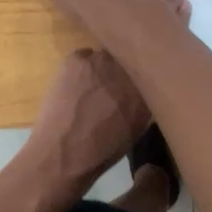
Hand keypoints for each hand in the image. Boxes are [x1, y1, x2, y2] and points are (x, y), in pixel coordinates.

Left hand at [25, 49, 150, 200]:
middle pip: (127, 60)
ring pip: (104, 57)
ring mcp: (102, 60)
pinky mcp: (76, 59)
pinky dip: (82, 68)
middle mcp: (128, 67)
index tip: (134, 84)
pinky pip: (83, 57)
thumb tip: (143, 88)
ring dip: (101, 68)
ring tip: (92, 88)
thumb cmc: (103, 151)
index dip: (140, 76)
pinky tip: (75, 86)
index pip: (148, 70)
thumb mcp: (137, 128)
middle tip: (112, 86)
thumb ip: (145, 102)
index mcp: (147, 86)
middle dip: (121, 71)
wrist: (63, 154)